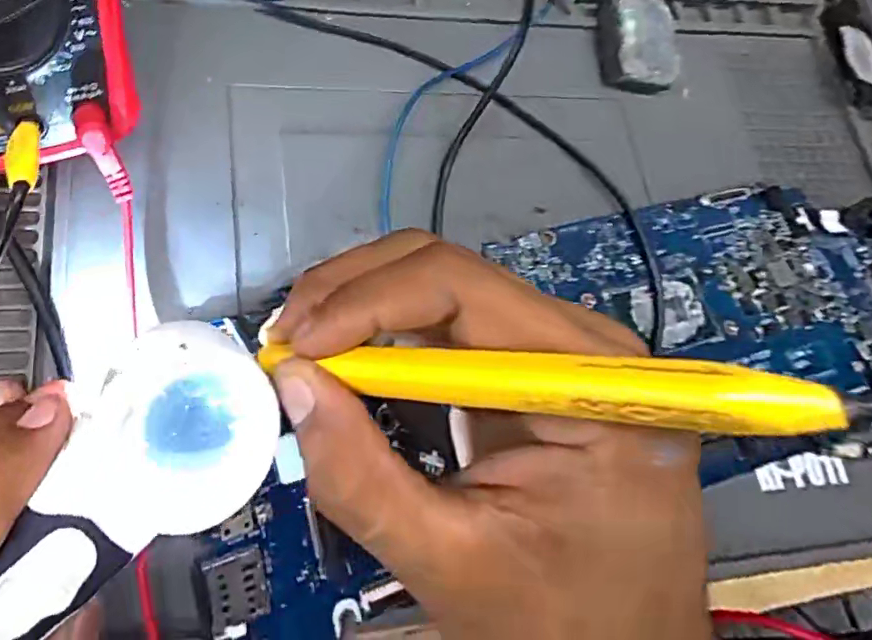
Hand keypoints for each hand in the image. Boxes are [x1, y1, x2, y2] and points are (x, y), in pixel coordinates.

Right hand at [266, 231, 710, 639]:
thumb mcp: (452, 567)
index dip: (367, 302)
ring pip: (425, 277)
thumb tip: (293, 381)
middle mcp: (570, 337)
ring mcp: (542, 341)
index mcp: (584, 378)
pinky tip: (335, 349)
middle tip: (286, 339)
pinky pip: (429, 313)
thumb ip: (363, 481)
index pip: (458, 286)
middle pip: (437, 266)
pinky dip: (370, 323)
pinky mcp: (511, 356)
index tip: (299, 347)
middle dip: (347, 292)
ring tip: (299, 343)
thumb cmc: (559, 623)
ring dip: (350, 299)